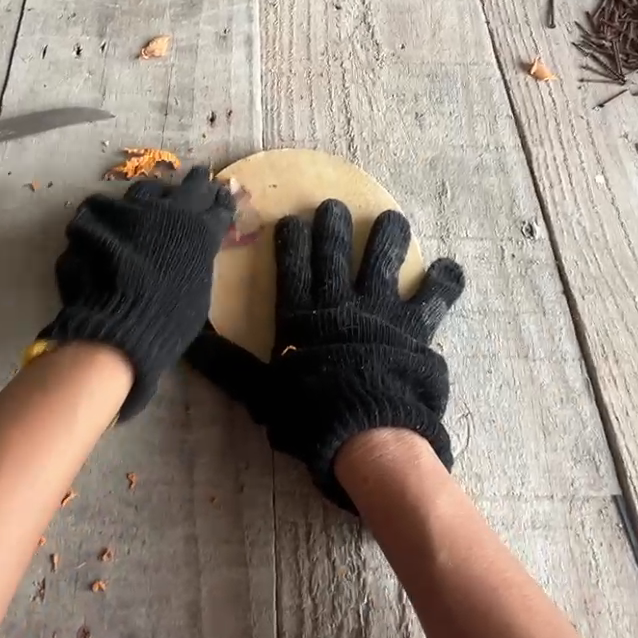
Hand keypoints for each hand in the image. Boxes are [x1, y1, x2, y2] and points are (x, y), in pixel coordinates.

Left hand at [44, 166, 234, 419]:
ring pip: (146, 190)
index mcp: (200, 232)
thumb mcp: (195, 292)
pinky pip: (107, 209)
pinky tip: (105, 224)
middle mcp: (170, 212)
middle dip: (197, 182)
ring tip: (150, 200)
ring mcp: (132, 209)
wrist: (116, 324)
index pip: (218, 208)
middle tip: (199, 176)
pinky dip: (110, 216)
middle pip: (190, 187)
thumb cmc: (166, 321)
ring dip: (152, 195)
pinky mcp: (98, 216)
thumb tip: (188, 255)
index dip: (220, 201)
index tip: (221, 193)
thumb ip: (194, 263)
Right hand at [184, 199, 464, 508]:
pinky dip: (445, 282)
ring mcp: (379, 308)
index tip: (292, 220)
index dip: (291, 238)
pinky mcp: (414, 325)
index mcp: (301, 311)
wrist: (365, 431)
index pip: (292, 262)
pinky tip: (450, 268)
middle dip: (333, 224)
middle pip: (334, 249)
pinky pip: (434, 296)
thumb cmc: (307, 413)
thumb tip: (187, 344)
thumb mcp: (257, 389)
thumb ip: (224, 363)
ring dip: (388, 235)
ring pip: (384, 257)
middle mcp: (339, 299)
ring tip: (392, 218)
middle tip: (334, 206)